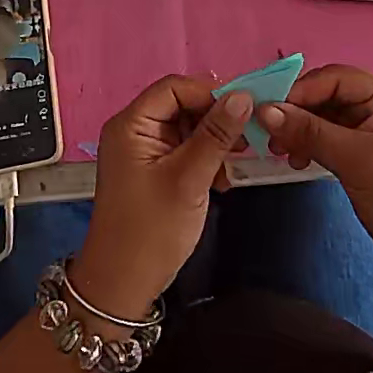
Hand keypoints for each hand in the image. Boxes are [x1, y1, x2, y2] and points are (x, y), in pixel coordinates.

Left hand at [72, 76, 249, 319]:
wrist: (123, 285)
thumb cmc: (151, 230)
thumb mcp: (188, 178)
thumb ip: (217, 134)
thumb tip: (243, 96)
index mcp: (132, 124)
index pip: (176, 88)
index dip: (211, 92)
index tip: (247, 107)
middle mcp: (135, 130)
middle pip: (183, 104)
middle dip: (217, 118)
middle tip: (248, 136)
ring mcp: (145, 150)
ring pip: (189, 127)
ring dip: (216, 140)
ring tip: (239, 159)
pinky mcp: (155, 169)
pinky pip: (187, 148)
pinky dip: (208, 157)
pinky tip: (223, 178)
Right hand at [255, 65, 372, 266]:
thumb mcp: (355, 160)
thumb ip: (310, 132)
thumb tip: (265, 111)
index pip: (334, 79)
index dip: (298, 92)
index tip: (263, 111)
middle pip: (330, 96)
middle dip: (298, 113)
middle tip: (268, 137)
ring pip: (329, 118)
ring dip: (304, 131)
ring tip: (283, 153)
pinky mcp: (372, 149)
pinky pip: (336, 137)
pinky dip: (316, 145)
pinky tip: (300, 160)